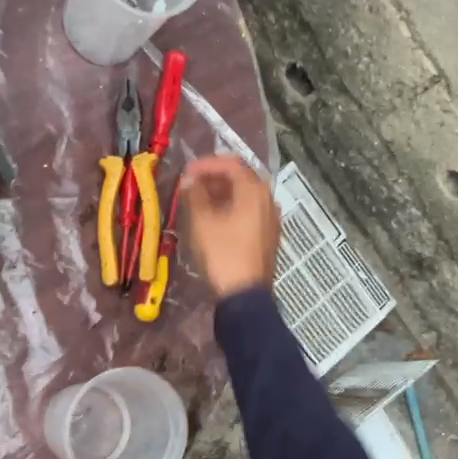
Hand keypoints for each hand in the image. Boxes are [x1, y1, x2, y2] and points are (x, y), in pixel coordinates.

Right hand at [179, 156, 280, 298]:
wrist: (245, 295)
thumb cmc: (222, 254)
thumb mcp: (202, 222)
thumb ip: (194, 195)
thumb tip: (190, 180)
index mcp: (254, 190)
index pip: (230, 163)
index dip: (206, 164)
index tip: (186, 173)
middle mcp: (268, 198)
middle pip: (241, 177)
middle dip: (214, 178)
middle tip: (191, 186)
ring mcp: (271, 218)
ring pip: (245, 196)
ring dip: (222, 194)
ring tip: (200, 203)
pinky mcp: (268, 235)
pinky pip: (249, 212)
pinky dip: (231, 209)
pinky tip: (216, 221)